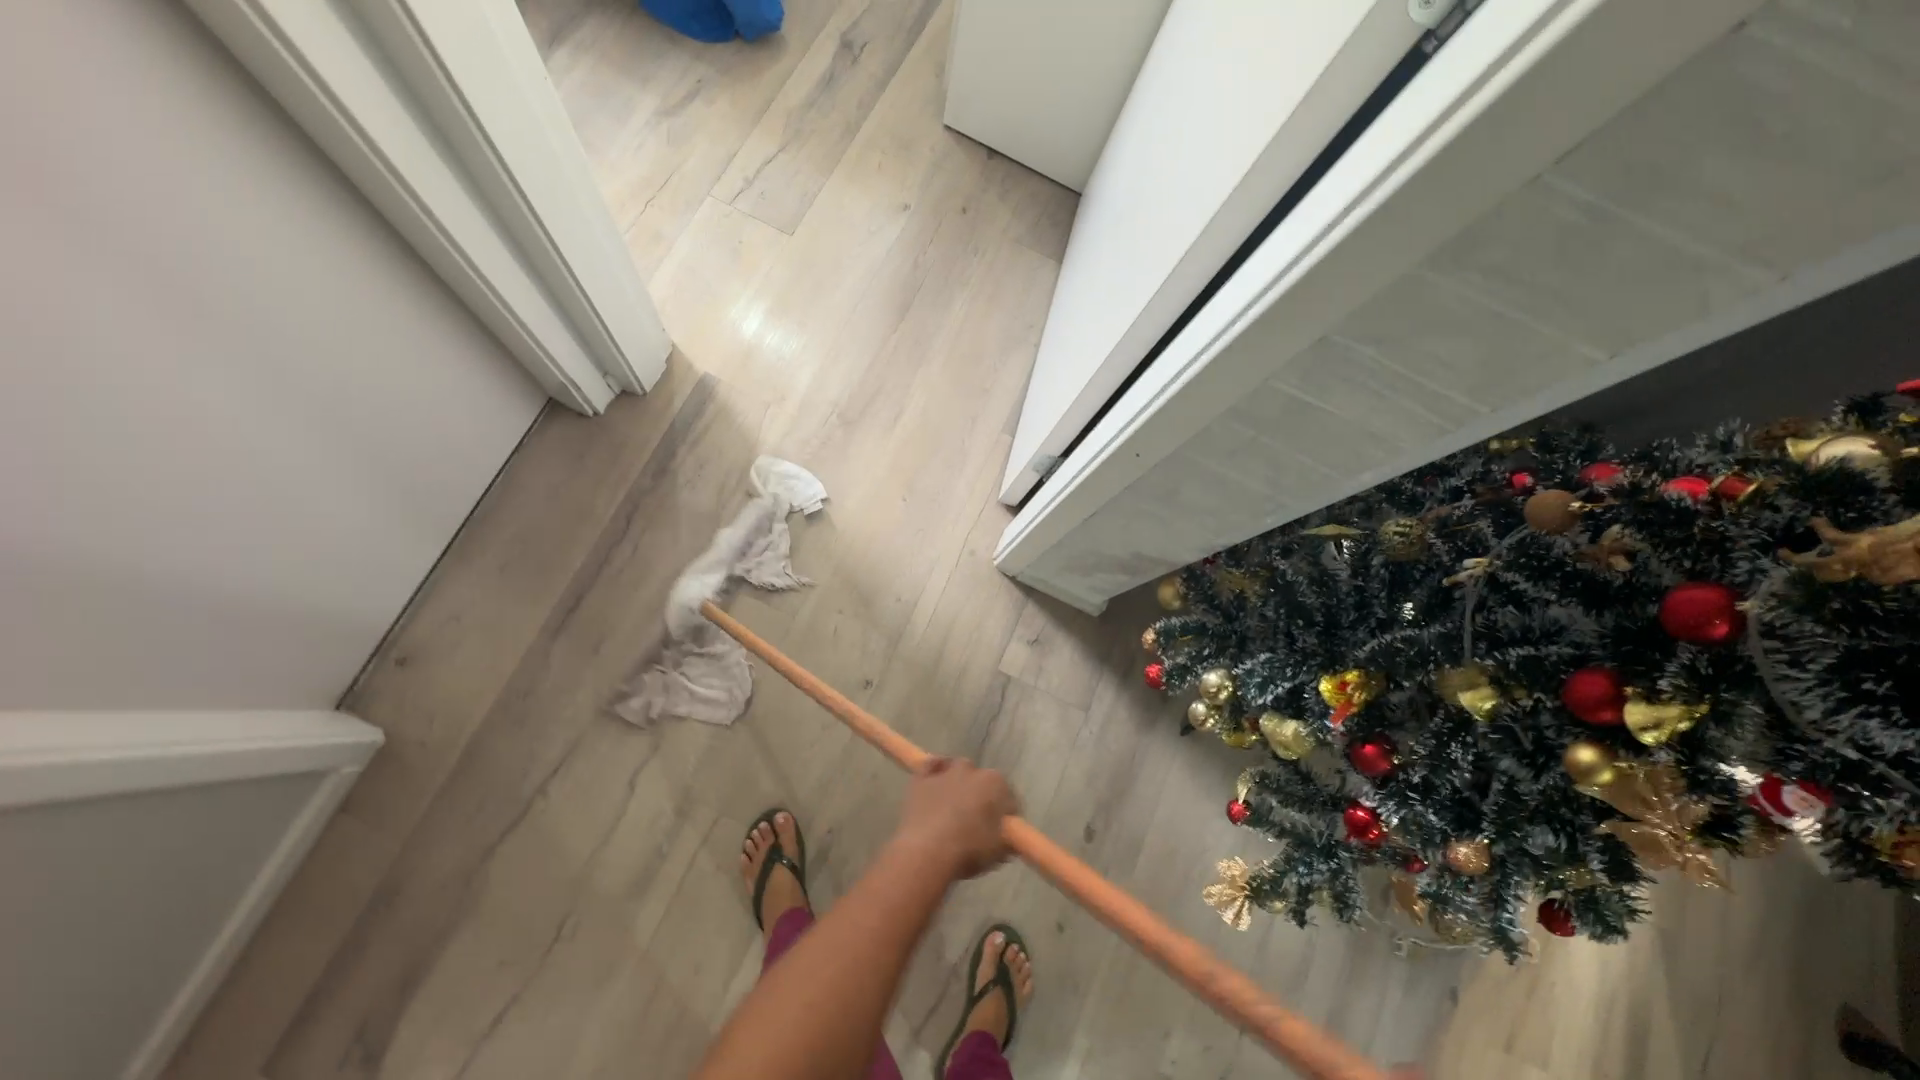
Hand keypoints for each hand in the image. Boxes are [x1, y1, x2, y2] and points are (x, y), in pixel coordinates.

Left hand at [891, 757, 1018, 879]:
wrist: (927, 852)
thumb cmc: (969, 850)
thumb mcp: (1000, 850)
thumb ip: (1006, 836)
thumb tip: (1005, 835)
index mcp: (995, 783)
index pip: (1007, 796)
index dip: (1005, 813)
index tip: (1002, 830)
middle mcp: (971, 770)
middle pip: (981, 781)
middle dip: (981, 796)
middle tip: (977, 821)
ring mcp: (944, 771)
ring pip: (956, 769)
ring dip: (958, 783)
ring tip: (954, 806)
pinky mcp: (921, 778)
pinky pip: (930, 767)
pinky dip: (934, 773)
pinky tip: (934, 786)